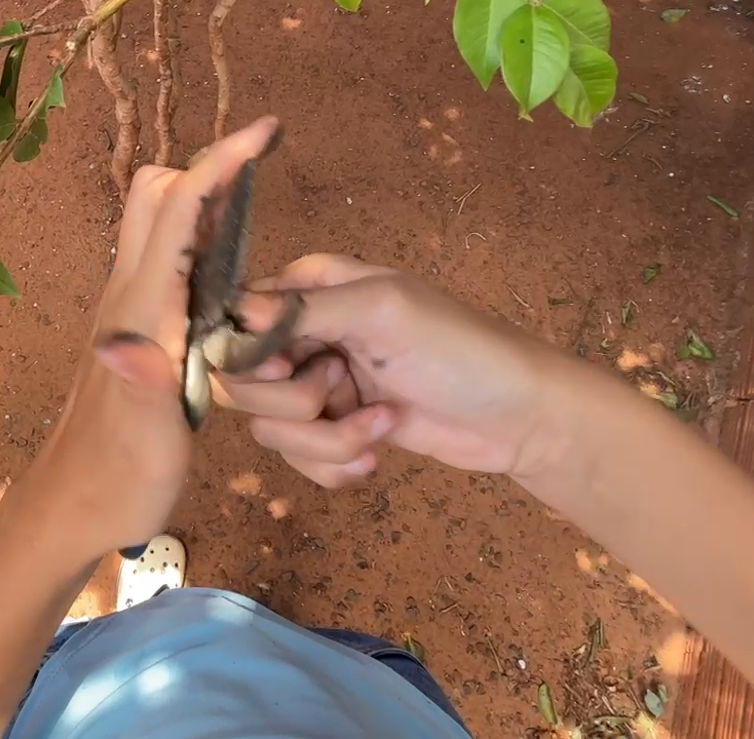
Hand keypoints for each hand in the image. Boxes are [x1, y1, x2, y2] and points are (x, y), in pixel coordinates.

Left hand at [11, 117, 283, 562]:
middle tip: (261, 170)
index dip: (220, 162)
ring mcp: (129, 303)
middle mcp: (130, 289)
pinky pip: (166, 253)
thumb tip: (124, 339)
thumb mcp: (145, 442)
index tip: (265, 133)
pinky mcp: (136, 322)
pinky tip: (230, 268)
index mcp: (141, 305)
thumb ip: (143, 387)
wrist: (74, 502)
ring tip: (254, 206)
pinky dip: (199, 236)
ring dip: (202, 197)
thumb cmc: (117, 478)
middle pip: (157, 194)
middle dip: (207, 166)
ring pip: (157, 219)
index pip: (177, 209)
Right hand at [219, 255, 560, 487]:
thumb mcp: (383, 312)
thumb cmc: (456, 349)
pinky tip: (376, 455)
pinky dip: (335, 465)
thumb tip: (233, 310)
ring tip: (379, 426)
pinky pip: (298, 459)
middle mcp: (300, 336)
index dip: (247, 352)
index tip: (285, 367)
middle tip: (341, 389)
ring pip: (269, 427)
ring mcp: (314, 387)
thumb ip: (305, 308)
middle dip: (293, 401)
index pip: (235, 318)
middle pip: (241, 381)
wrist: (519, 419)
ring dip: (325, 439)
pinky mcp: (331, 432)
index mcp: (307, 289)